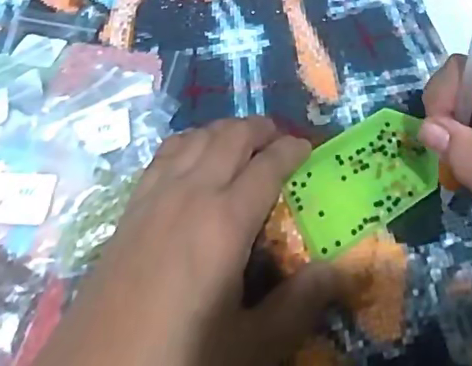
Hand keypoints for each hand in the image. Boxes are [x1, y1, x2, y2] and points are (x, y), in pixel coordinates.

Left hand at [38, 118, 340, 365]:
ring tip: (244, 141)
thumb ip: (297, 305)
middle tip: (282, 139)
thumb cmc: (181, 357)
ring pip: (198, 135)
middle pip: (232, 136)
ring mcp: (157, 193)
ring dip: (226, 129)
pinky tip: (196, 155)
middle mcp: (192, 192)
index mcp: (225, 221)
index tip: (310, 146)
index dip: (292, 149)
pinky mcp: (132, 203)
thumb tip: (339, 268)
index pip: (268, 165)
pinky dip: (192, 140)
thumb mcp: (249, 346)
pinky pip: (167, 151)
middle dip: (262, 128)